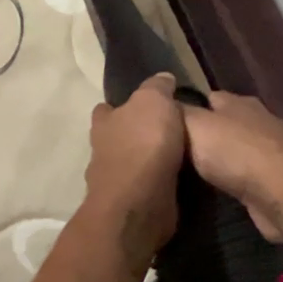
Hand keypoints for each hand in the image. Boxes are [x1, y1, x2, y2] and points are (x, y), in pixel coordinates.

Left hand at [86, 74, 184, 272]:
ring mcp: (115, 181)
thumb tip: (163, 78)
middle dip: (136, 136)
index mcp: (105, 123)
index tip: (142, 106)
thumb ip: (158, 88)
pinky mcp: (131, 204)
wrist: (140, 203)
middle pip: (118, 138)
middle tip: (167, 130)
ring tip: (179, 155)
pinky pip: (146, 188)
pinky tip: (179, 179)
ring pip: (131, 164)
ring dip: (149, 162)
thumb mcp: (155, 102)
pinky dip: (158, 183)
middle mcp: (103, 151)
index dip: (120, 106)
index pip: (105, 109)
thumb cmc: (143, 144)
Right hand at [181, 92, 282, 243]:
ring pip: (238, 148)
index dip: (188, 108)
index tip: (167, 123)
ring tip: (193, 172)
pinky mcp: (277, 176)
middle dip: (205, 133)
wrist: (282, 192)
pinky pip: (248, 172)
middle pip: (225, 122)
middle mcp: (257, 119)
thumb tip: (164, 101)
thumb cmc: (236, 153)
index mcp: (239, 101)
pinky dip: (236, 178)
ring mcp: (271, 148)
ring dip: (222, 157)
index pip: (209, 97)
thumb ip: (179, 114)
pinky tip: (221, 188)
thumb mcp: (195, 127)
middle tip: (176, 151)